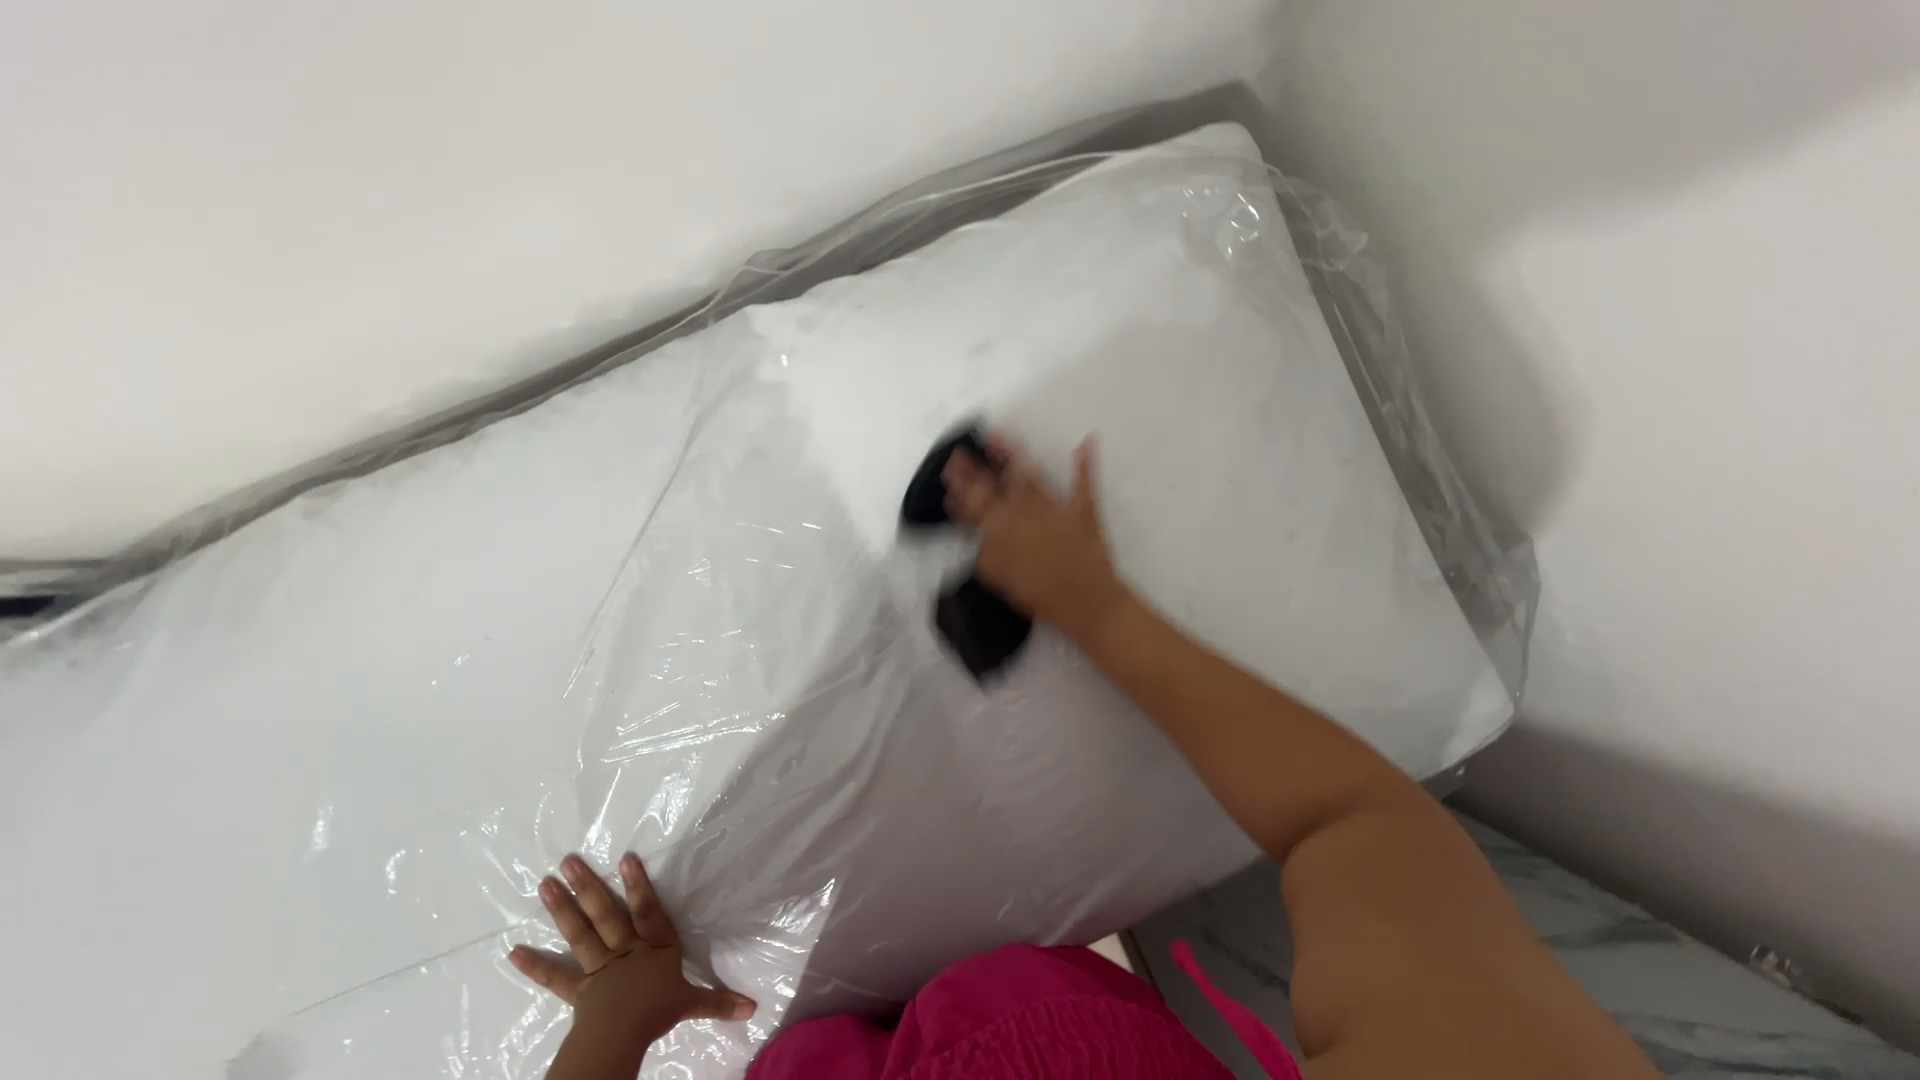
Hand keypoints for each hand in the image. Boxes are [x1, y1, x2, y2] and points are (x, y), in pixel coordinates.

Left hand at [510, 853, 754, 1041]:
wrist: (621, 1035)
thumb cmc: (658, 1013)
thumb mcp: (692, 1003)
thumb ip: (719, 1001)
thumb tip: (753, 1007)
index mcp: (655, 948)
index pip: (648, 911)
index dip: (639, 885)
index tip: (625, 858)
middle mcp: (626, 950)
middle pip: (607, 914)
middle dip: (589, 887)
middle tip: (568, 861)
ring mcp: (599, 968)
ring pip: (580, 934)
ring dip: (562, 910)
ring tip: (545, 884)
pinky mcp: (578, 990)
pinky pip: (555, 978)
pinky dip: (534, 966)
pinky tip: (513, 953)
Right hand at [942, 433, 1131, 642]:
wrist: (1087, 603)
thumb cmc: (1040, 597)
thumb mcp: (1002, 581)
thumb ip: (987, 555)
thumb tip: (980, 538)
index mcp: (1003, 531)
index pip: (975, 506)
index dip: (960, 490)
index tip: (948, 474)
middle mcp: (1025, 512)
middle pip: (995, 486)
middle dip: (975, 469)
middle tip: (959, 453)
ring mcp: (1055, 508)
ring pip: (1030, 476)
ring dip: (1012, 454)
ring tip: (997, 435)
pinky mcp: (1083, 510)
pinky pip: (1085, 483)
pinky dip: (1086, 462)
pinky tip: (1088, 442)